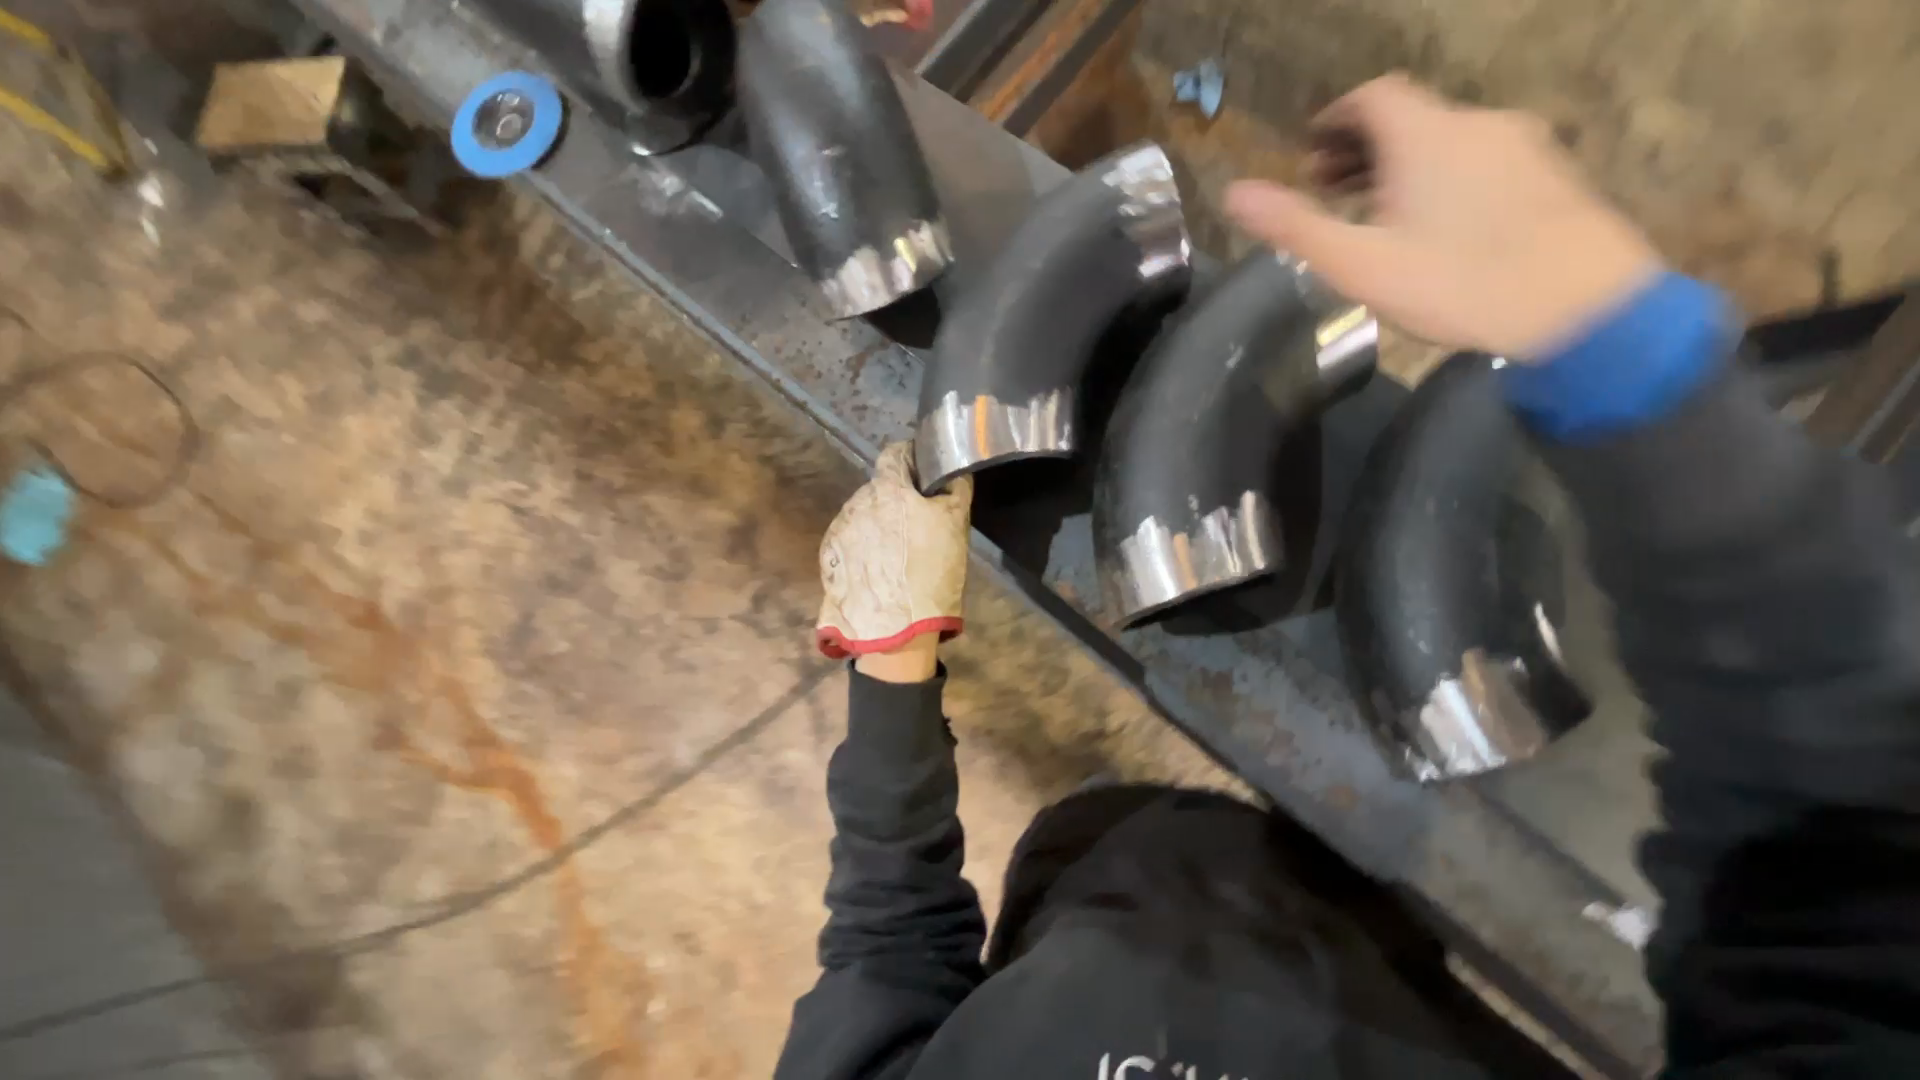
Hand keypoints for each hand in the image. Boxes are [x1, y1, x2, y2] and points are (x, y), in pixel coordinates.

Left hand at [816, 442, 971, 670]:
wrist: (897, 631)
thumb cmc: (932, 573)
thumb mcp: (956, 526)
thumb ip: (954, 490)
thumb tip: (953, 472)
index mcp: (888, 489)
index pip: (894, 454)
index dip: (911, 460)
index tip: (924, 477)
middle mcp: (857, 502)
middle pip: (880, 488)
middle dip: (897, 499)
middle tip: (917, 524)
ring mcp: (840, 530)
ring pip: (864, 513)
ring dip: (879, 522)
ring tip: (898, 553)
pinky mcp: (830, 556)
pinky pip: (851, 539)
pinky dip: (864, 546)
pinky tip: (880, 569)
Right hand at [1225, 74, 1661, 361]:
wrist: (1583, 308)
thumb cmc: (1457, 283)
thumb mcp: (1360, 264)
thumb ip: (1295, 226)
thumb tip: (1232, 193)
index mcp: (1425, 136)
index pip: (1372, 97)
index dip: (1335, 118)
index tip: (1310, 151)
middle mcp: (1474, 124)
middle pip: (1409, 116)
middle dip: (1362, 146)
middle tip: (1330, 187)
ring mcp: (1521, 145)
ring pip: (1446, 138)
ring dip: (1403, 162)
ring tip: (1378, 210)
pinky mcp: (1550, 174)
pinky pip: (1480, 158)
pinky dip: (1444, 174)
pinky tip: (1438, 223)